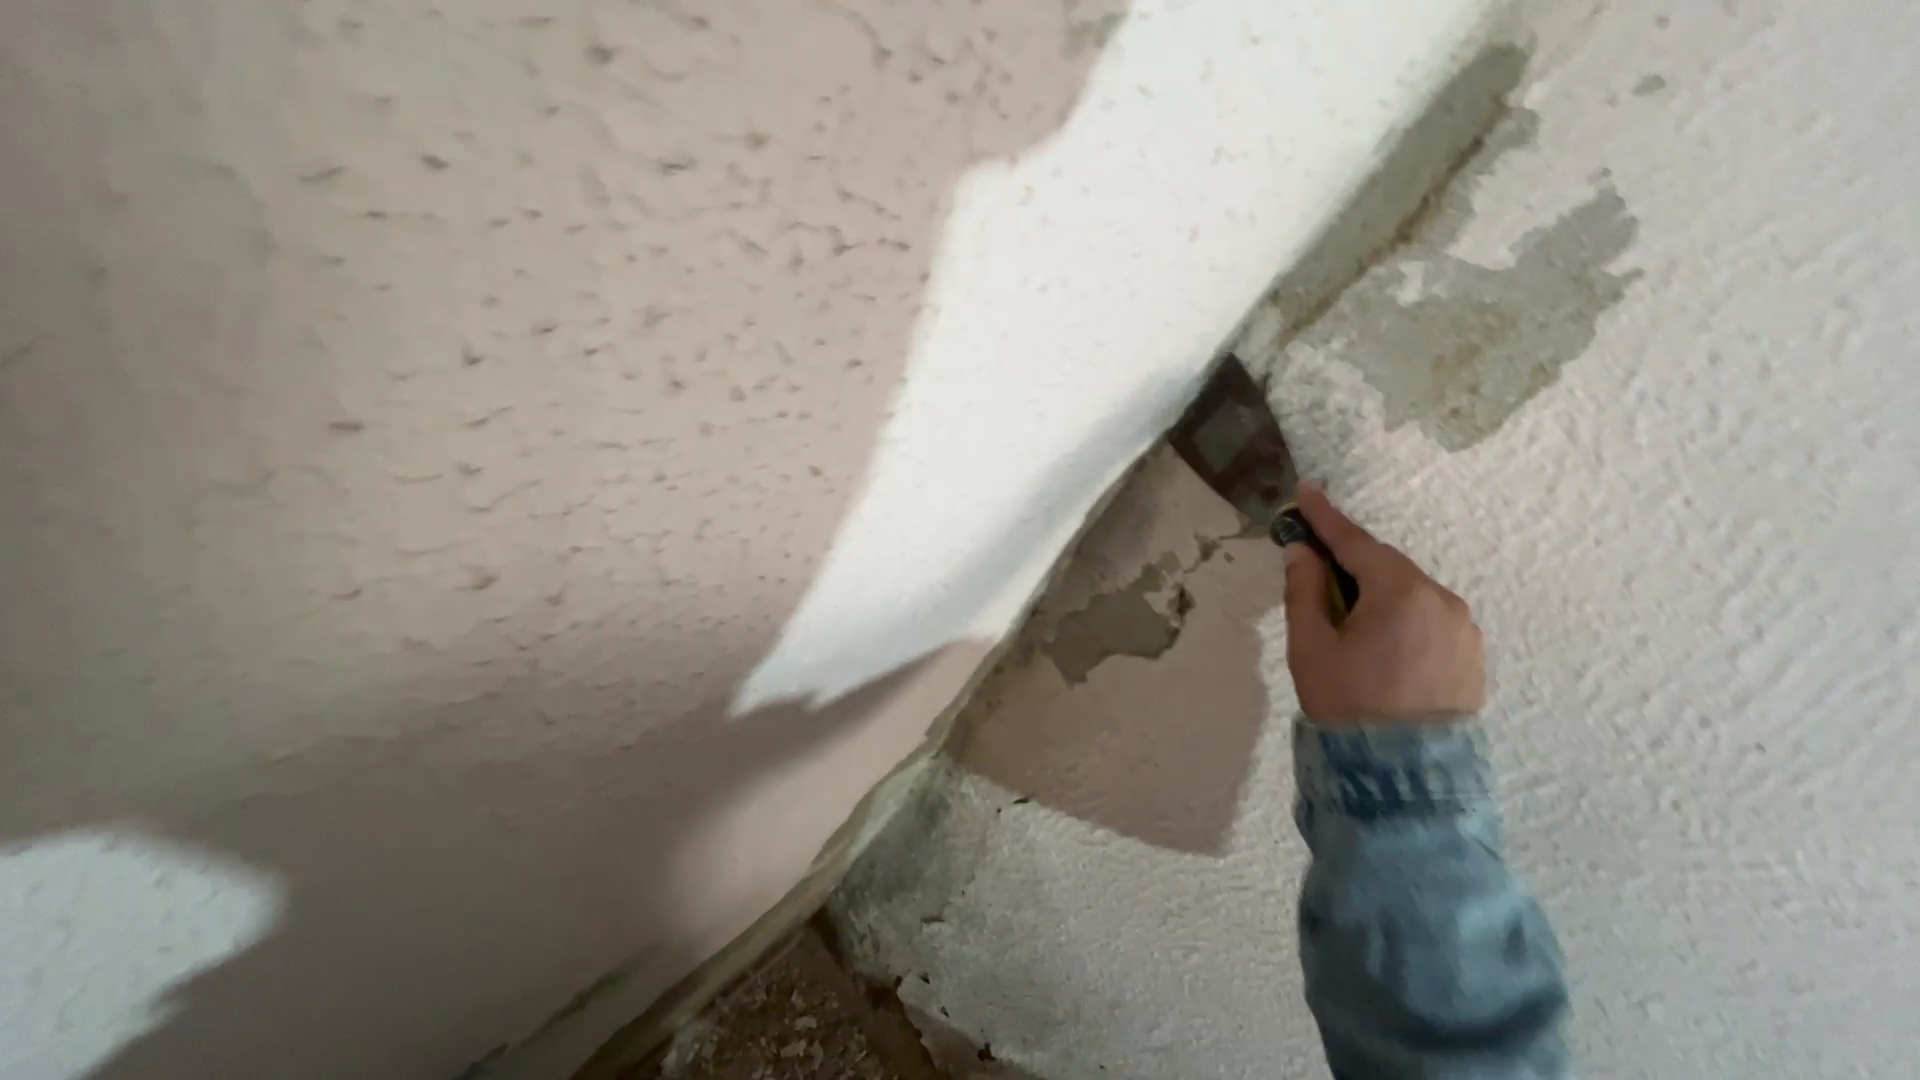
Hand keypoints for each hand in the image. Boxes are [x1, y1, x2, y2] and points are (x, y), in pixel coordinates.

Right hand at [1282, 484, 1484, 723]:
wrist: (1402, 772)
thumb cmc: (1348, 703)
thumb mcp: (1310, 647)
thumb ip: (1304, 591)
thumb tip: (1302, 551)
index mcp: (1401, 593)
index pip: (1356, 543)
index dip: (1326, 517)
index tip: (1304, 491)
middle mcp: (1442, 600)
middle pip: (1386, 567)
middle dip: (1350, 562)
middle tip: (1315, 565)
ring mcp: (1463, 628)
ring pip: (1409, 593)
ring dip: (1376, 592)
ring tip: (1346, 619)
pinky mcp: (1471, 654)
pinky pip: (1428, 618)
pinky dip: (1400, 616)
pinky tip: (1380, 642)